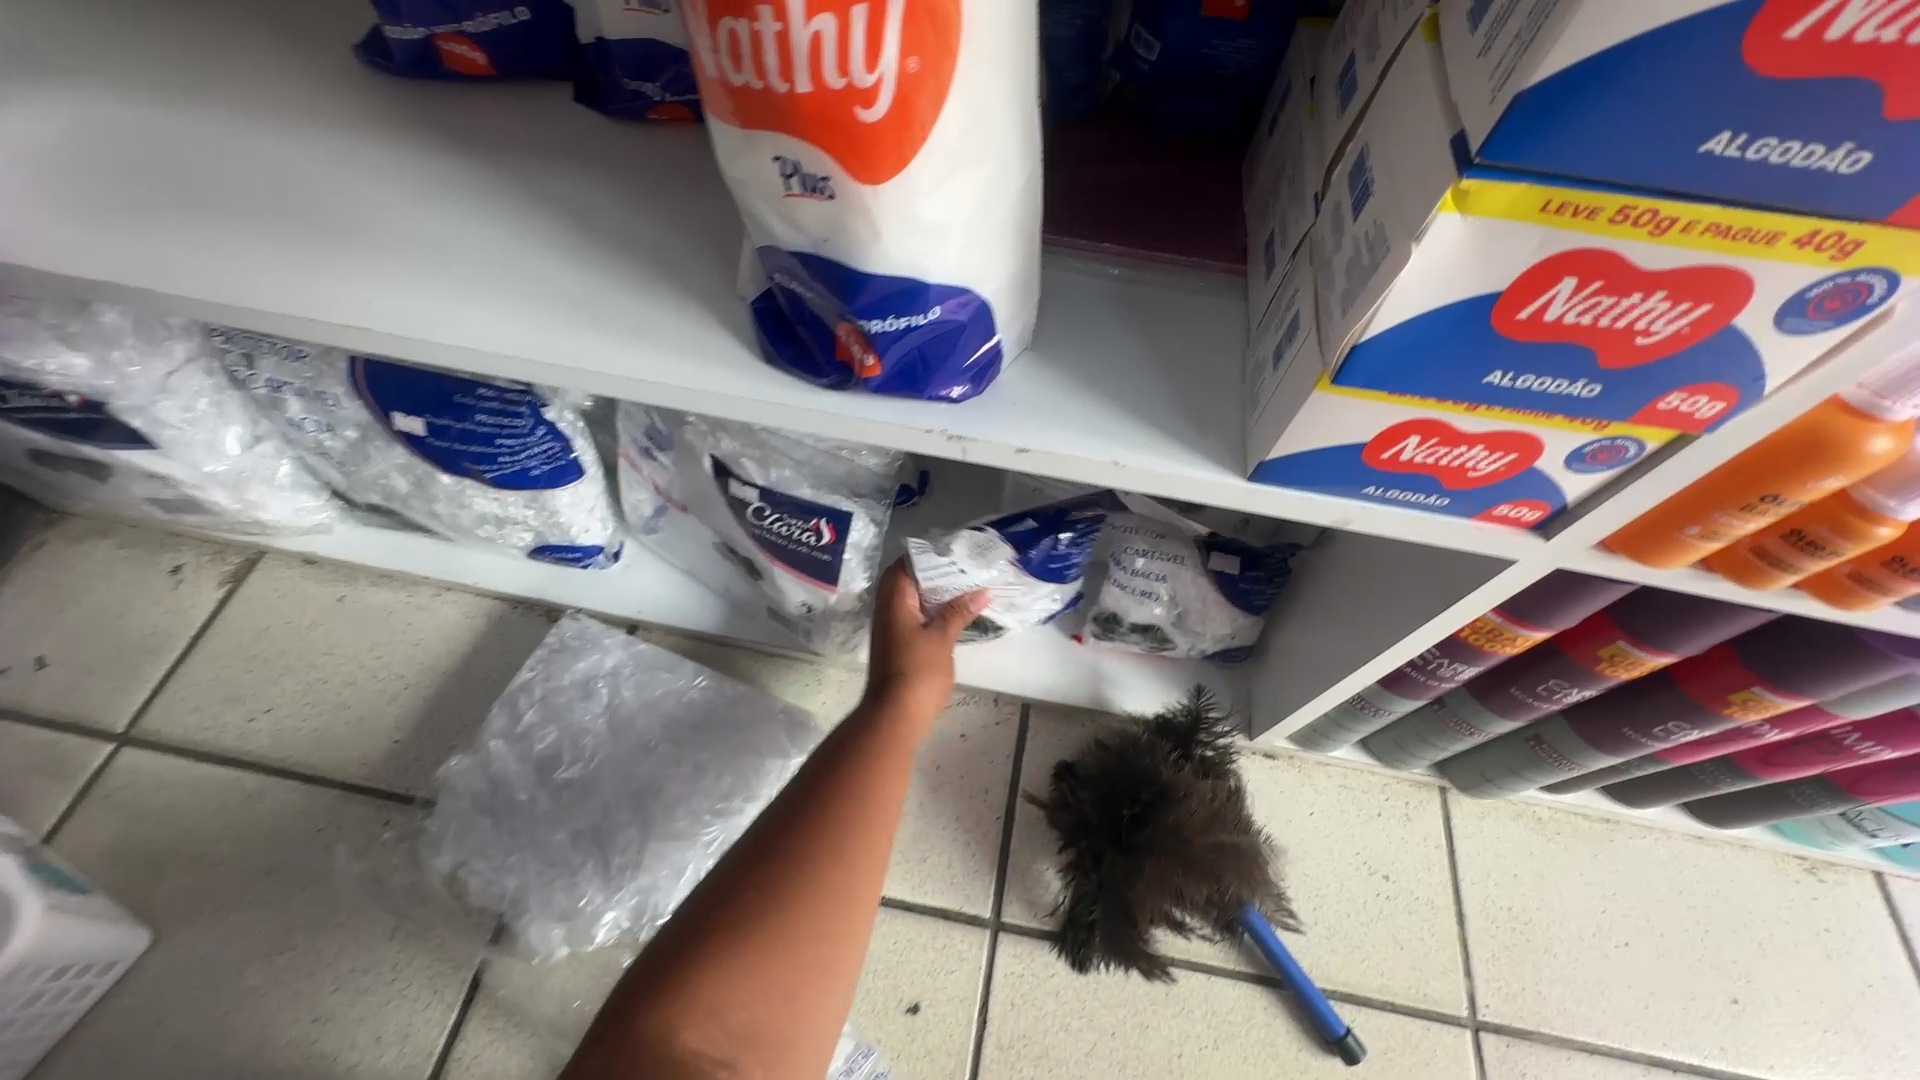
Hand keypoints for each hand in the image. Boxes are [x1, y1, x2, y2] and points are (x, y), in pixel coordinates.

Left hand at [863, 558, 989, 724]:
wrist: (895, 715)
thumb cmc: (918, 671)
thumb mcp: (942, 638)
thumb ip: (959, 612)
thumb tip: (981, 591)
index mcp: (894, 601)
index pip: (904, 565)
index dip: (925, 556)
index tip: (952, 552)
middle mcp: (887, 610)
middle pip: (907, 582)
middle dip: (934, 575)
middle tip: (964, 570)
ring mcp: (891, 629)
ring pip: (912, 601)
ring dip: (934, 594)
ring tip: (965, 588)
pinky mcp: (898, 645)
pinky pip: (914, 617)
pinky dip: (932, 612)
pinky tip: (954, 615)